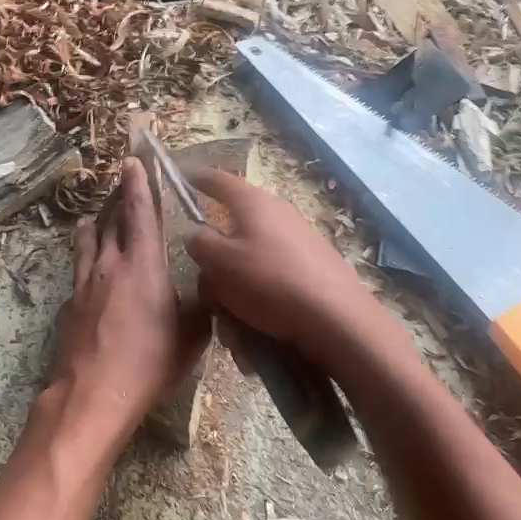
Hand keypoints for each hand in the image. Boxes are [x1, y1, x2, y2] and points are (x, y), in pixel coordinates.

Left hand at [50, 157, 206, 441]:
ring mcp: (83, 285)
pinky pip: (78, 276)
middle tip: (119, 186)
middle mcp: (109, 264)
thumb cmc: (150, 361)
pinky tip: (87, 278)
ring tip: (90, 220)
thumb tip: (208, 288)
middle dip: (116, 201)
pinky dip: (85, 266)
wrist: (92, 394)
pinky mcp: (67, 308)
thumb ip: (201, 304)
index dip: (137, 183)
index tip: (132, 161)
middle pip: (110, 222)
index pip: (139, 210)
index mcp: (143, 263)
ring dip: (91, 228)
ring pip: (86, 244)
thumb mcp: (192, 334)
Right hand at [184, 168, 388, 368]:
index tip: (184, 177)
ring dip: (235, 303)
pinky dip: (259, 312)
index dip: (198, 178)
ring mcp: (295, 244)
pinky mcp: (309, 272)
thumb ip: (199, 244)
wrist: (336, 319)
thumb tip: (196, 233)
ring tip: (238, 336)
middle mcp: (276, 216)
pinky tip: (258, 343)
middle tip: (213, 301)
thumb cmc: (269, 281)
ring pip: (248, 271)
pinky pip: (270, 288)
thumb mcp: (220, 263)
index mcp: (252, 203)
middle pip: (230, 238)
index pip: (218, 180)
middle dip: (216, 276)